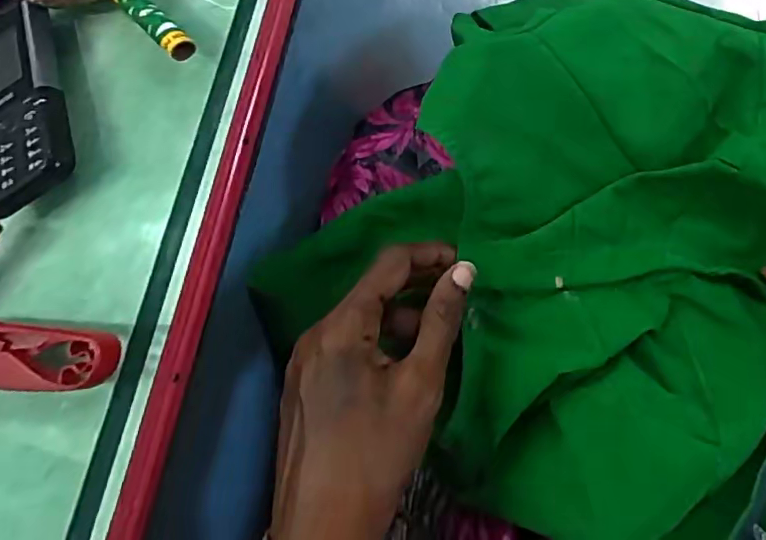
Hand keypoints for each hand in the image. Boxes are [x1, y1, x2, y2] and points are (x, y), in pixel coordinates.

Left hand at [270, 244, 473, 539]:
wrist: (321, 532)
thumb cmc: (377, 455)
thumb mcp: (420, 384)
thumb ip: (441, 320)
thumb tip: (462, 269)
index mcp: (341, 325)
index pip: (388, 264)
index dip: (428, 254)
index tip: (461, 260)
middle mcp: (316, 331)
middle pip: (371, 288)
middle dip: (415, 284)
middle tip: (455, 290)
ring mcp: (304, 359)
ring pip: (359, 317)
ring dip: (398, 315)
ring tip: (434, 332)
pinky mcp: (303, 383)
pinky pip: (345, 342)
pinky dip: (377, 339)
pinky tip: (400, 361)